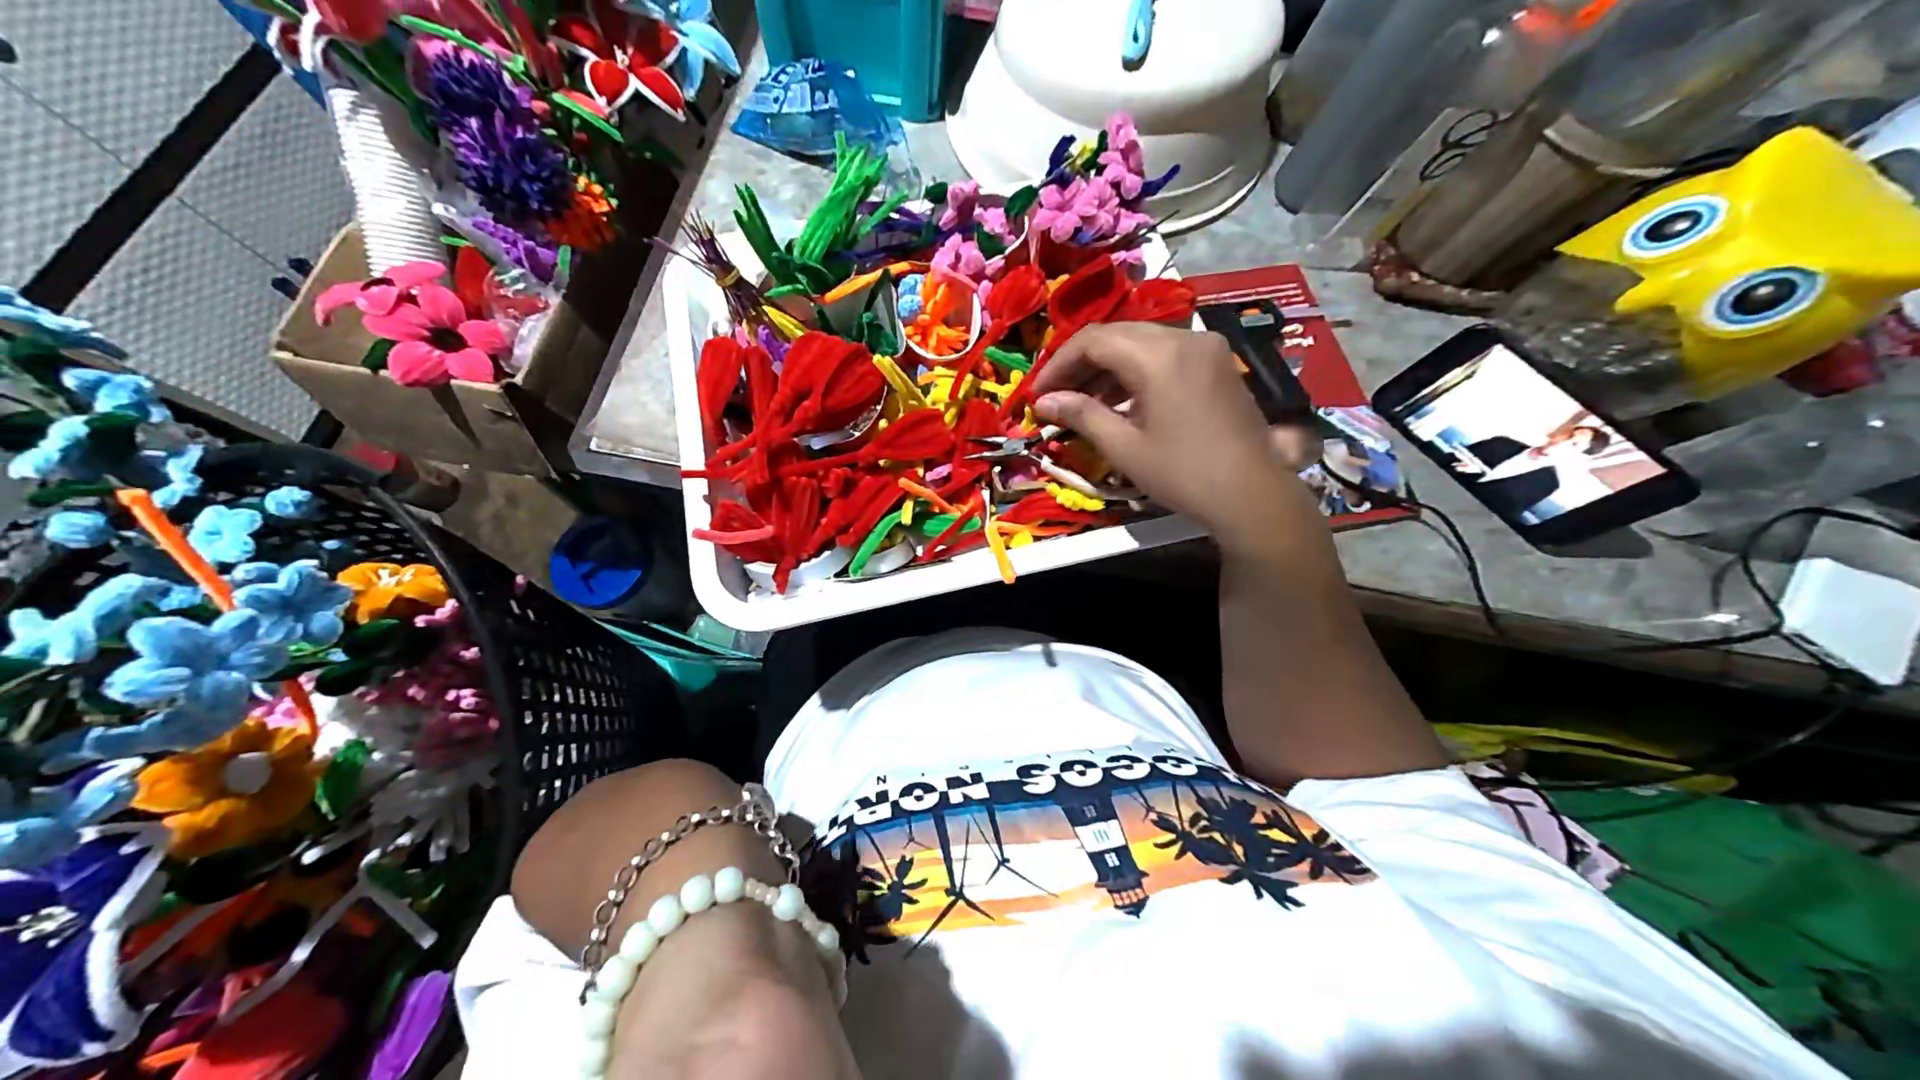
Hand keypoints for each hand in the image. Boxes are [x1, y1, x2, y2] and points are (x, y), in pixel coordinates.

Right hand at [1033, 323, 1311, 546]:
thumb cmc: (1183, 473)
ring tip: (1084, 401)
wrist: (1252, 494)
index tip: (1038, 394)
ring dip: (1108, 366)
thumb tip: (1044, 401)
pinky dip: (1136, 369)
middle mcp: (1184, 338)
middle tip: (1057, 394)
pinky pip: (1166, 353)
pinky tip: (1120, 399)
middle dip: (1081, 362)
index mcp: (1159, 356)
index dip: (1059, 363)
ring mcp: (1205, 348)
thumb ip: (1082, 415)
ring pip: (1141, 341)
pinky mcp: (1217, 363)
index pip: (1094, 341)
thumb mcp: (1124, 448)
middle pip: (1117, 334)